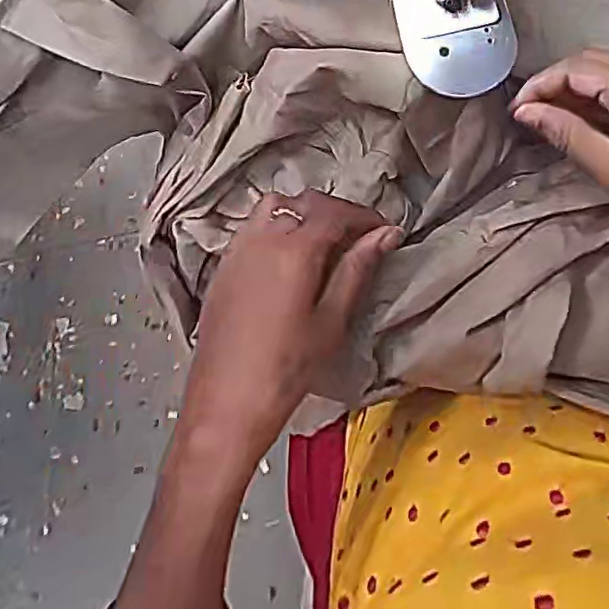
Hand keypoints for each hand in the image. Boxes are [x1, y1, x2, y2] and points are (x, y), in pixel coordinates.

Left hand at [176, 190, 401, 478]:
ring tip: (325, 242)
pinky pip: (254, 226)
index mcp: (293, 251)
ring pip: (275, 206)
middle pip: (305, 202)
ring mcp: (238, 250)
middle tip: (360, 237)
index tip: (384, 230)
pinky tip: (290, 256)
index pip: (335, 212)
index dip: (365, 216)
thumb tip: (384, 235)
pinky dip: (278, 225)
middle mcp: (262, 239)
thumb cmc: (285, 371)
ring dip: (304, 212)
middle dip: (337, 212)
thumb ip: (357, 269)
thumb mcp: (332, 321)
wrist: (225, 405)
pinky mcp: (223, 266)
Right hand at [511, 49, 608, 298]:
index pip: (577, 68)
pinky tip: (592, 116)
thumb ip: (566, 131)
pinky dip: (606, 91)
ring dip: (581, 86)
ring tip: (556, 116)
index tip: (518, 110)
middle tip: (533, 113)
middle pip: (593, 61)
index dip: (540, 85)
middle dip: (557, 83)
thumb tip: (527, 112)